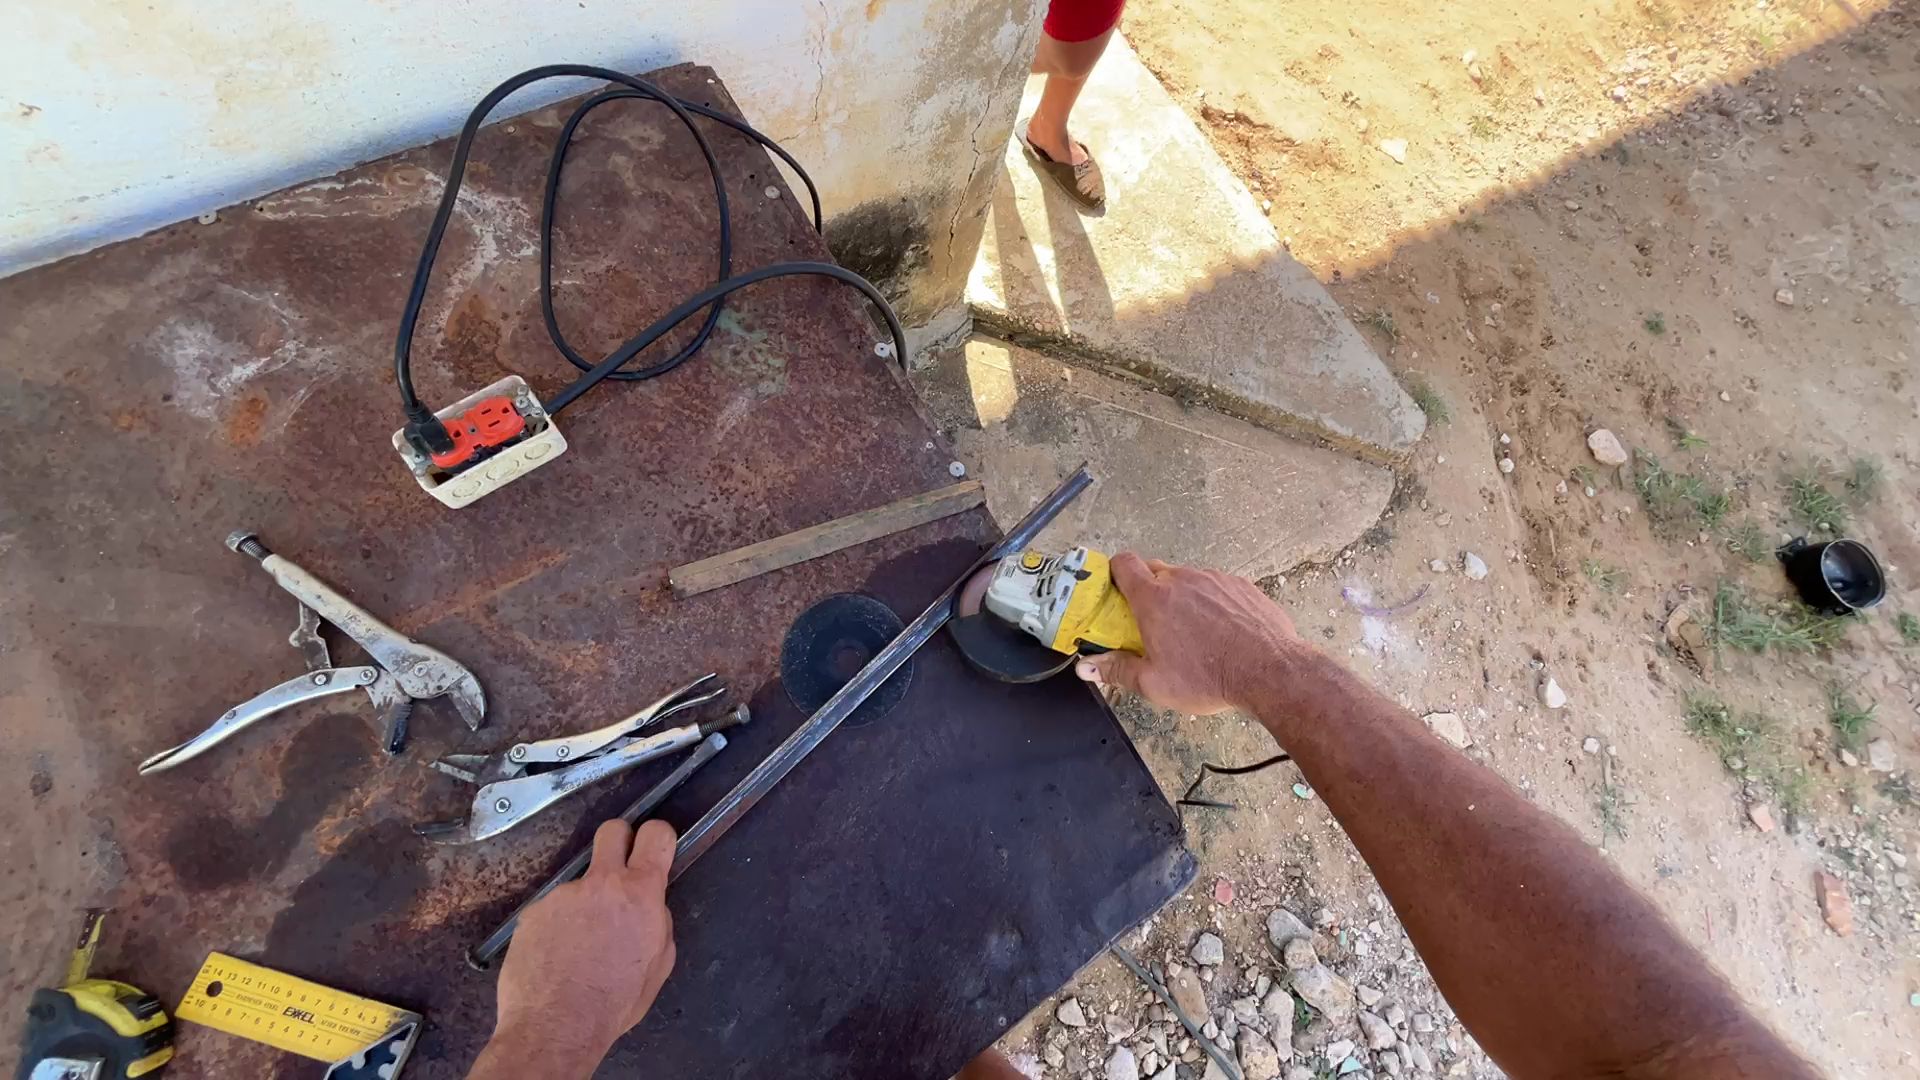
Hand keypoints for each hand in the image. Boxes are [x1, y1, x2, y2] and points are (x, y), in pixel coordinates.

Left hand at [491, 819, 677, 1055]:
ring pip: (579, 884)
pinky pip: (551, 911)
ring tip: (576, 946)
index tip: (652, 846)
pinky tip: (554, 957)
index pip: (656, 835)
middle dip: (619, 840)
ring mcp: (563, 896)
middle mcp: (602, 883)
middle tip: (617, 866)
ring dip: (582, 904)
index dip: (656, 836)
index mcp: (641, 892)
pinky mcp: (533, 914)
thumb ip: (658, 920)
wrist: (556, 1029)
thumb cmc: (614, 1001)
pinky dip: (554, 928)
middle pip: (612, 831)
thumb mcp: (660, 961)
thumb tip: (649, 906)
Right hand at [1075, 552, 1301, 713]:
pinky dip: (1212, 604)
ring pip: (1187, 580)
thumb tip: (1085, 668)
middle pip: (1154, 571)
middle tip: (1151, 621)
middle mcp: (1182, 580)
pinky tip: (1220, 632)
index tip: (1115, 591)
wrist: (1269, 671)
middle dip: (1148, 591)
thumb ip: (1115, 670)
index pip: (1123, 563)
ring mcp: (1213, 579)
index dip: (1115, 572)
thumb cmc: (1208, 677)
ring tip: (1192, 633)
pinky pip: (1216, 588)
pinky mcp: (1239, 586)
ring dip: (1182, 599)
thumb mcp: (1153, 683)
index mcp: (1153, 598)